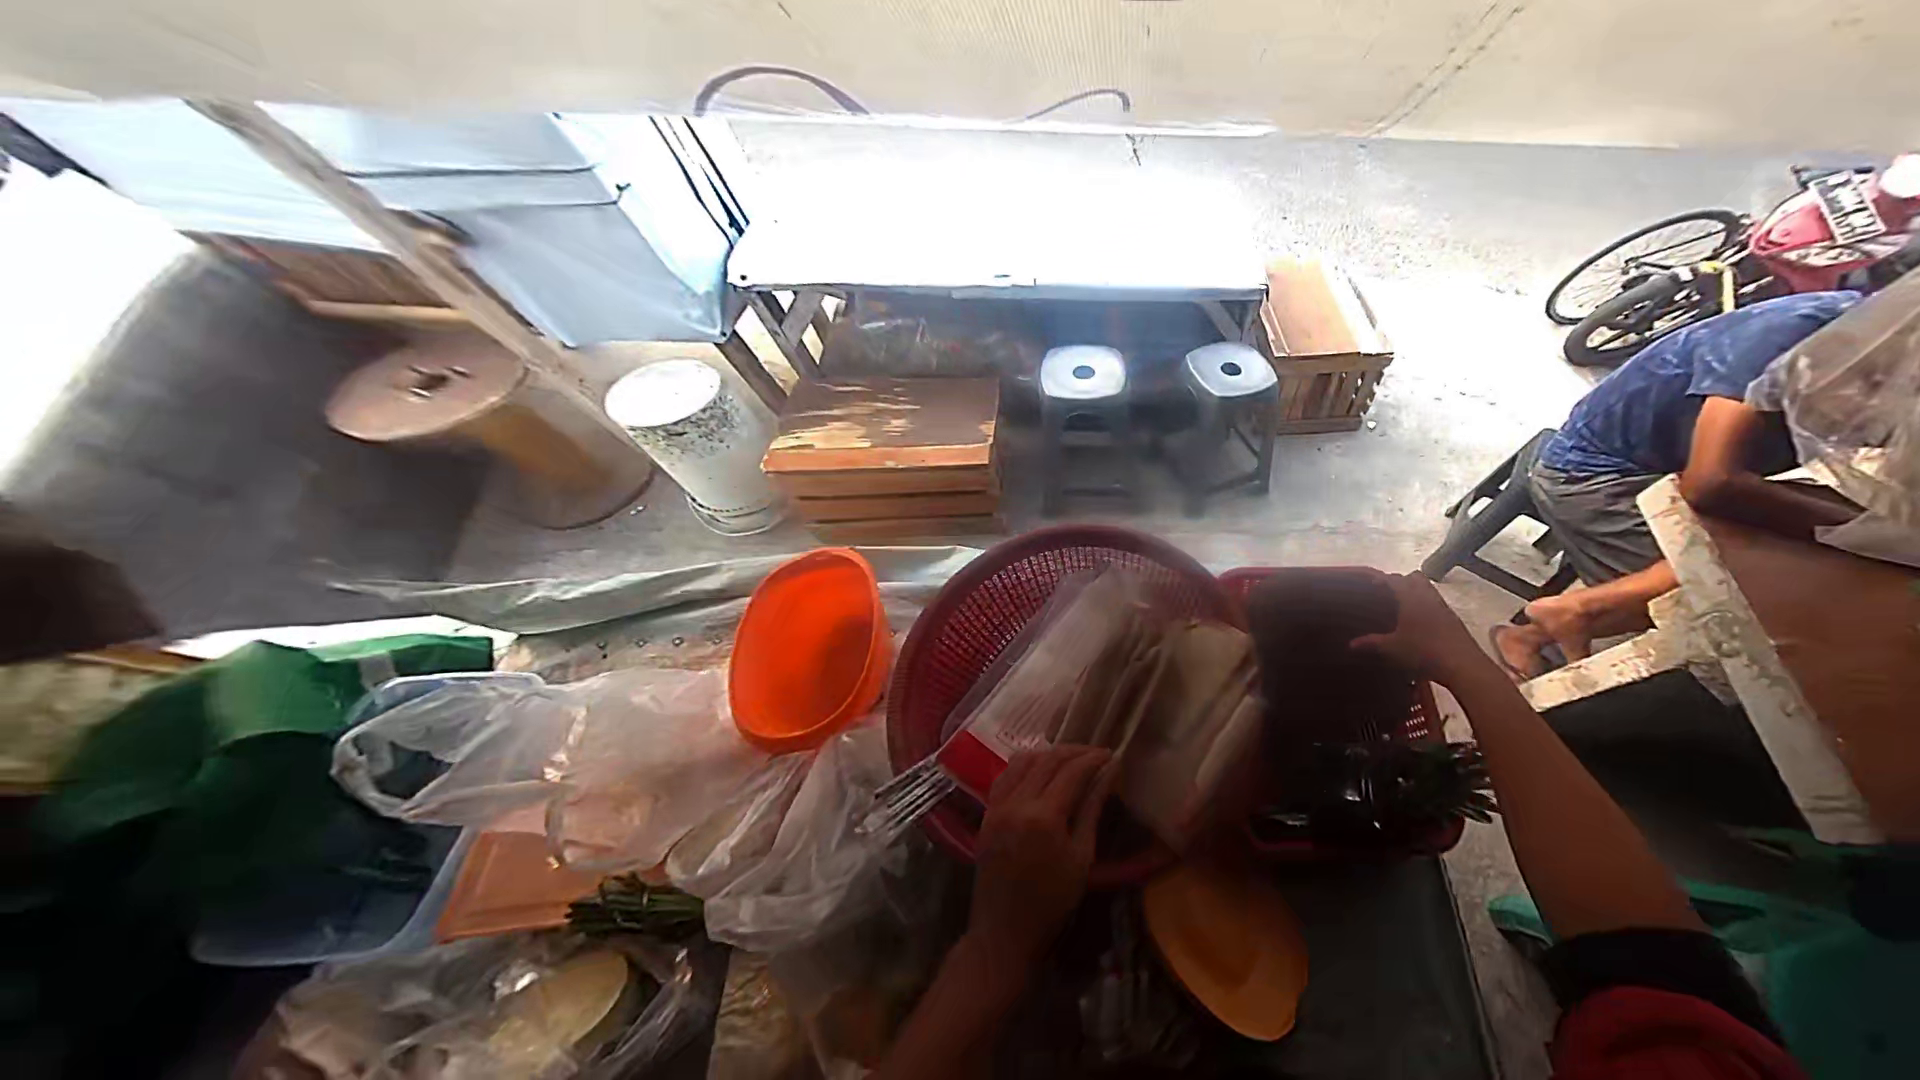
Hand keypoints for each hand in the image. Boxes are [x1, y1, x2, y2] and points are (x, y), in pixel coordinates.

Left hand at [966, 745, 1114, 969]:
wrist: (1004, 929)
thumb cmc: (1052, 901)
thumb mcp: (1082, 857)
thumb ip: (1092, 810)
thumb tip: (1109, 774)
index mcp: (1044, 816)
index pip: (1071, 772)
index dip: (1093, 759)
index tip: (1111, 754)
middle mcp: (1017, 802)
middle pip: (1047, 760)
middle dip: (1074, 752)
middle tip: (1096, 753)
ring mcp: (997, 804)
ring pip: (1023, 761)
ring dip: (1049, 754)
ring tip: (1071, 758)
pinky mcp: (987, 811)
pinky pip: (1006, 775)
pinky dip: (1025, 765)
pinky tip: (1040, 769)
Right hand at [1350, 572, 1494, 688]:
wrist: (1464, 666)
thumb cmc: (1424, 652)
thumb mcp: (1392, 648)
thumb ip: (1371, 643)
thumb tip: (1351, 644)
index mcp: (1412, 599)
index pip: (1395, 580)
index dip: (1381, 579)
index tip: (1370, 582)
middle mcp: (1429, 599)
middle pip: (1415, 578)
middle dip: (1401, 581)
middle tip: (1386, 592)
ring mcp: (1444, 609)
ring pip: (1428, 590)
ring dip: (1415, 592)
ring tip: (1401, 606)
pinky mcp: (1454, 621)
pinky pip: (1436, 603)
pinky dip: (1425, 605)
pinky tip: (1418, 621)